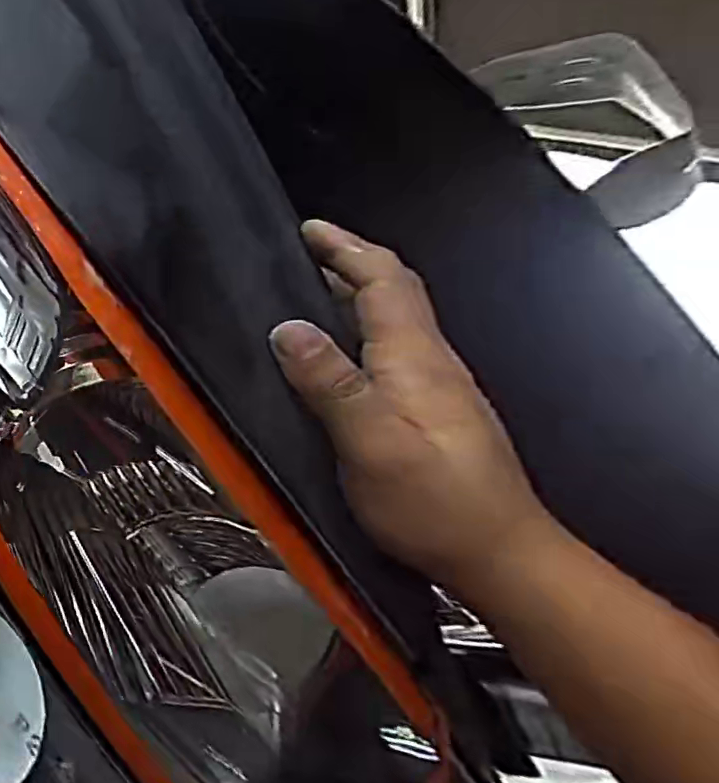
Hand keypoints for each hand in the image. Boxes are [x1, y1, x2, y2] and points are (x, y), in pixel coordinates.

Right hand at [269, 220, 560, 595]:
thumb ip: (332, 384)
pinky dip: (351, 330)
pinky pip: (383, 351)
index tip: (311, 229)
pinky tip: (326, 346)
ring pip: (387, 322)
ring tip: (303, 288)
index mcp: (415, 361)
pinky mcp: (420, 411)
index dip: (348, 249)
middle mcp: (427, 365)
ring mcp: (428, 388)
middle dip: (346, 263)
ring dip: (348, 295)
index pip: (385, 284)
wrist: (494, 553)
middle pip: (390, 295)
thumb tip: (288, 329)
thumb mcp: (373, 442)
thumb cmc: (434, 502)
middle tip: (299, 252)